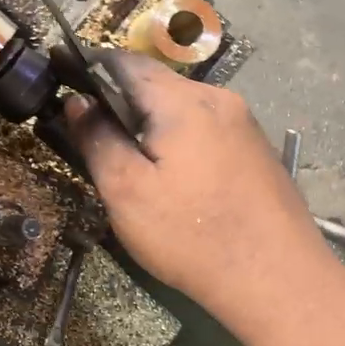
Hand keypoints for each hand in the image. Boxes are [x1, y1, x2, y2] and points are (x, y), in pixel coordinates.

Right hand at [66, 53, 336, 306]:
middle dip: (119, 102)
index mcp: (183, 102)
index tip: (64, 88)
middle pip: (154, 83)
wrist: (280, 283)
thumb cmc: (191, 236)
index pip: (125, 62)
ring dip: (148, 123)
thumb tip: (77, 101)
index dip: (89, 69)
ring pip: (179, 107)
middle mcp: (219, 100)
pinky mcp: (255, 150)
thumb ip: (97, 138)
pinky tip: (171, 178)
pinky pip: (203, 128)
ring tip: (128, 162)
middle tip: (91, 138)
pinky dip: (176, 139)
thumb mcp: (126, 190)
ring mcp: (243, 124)